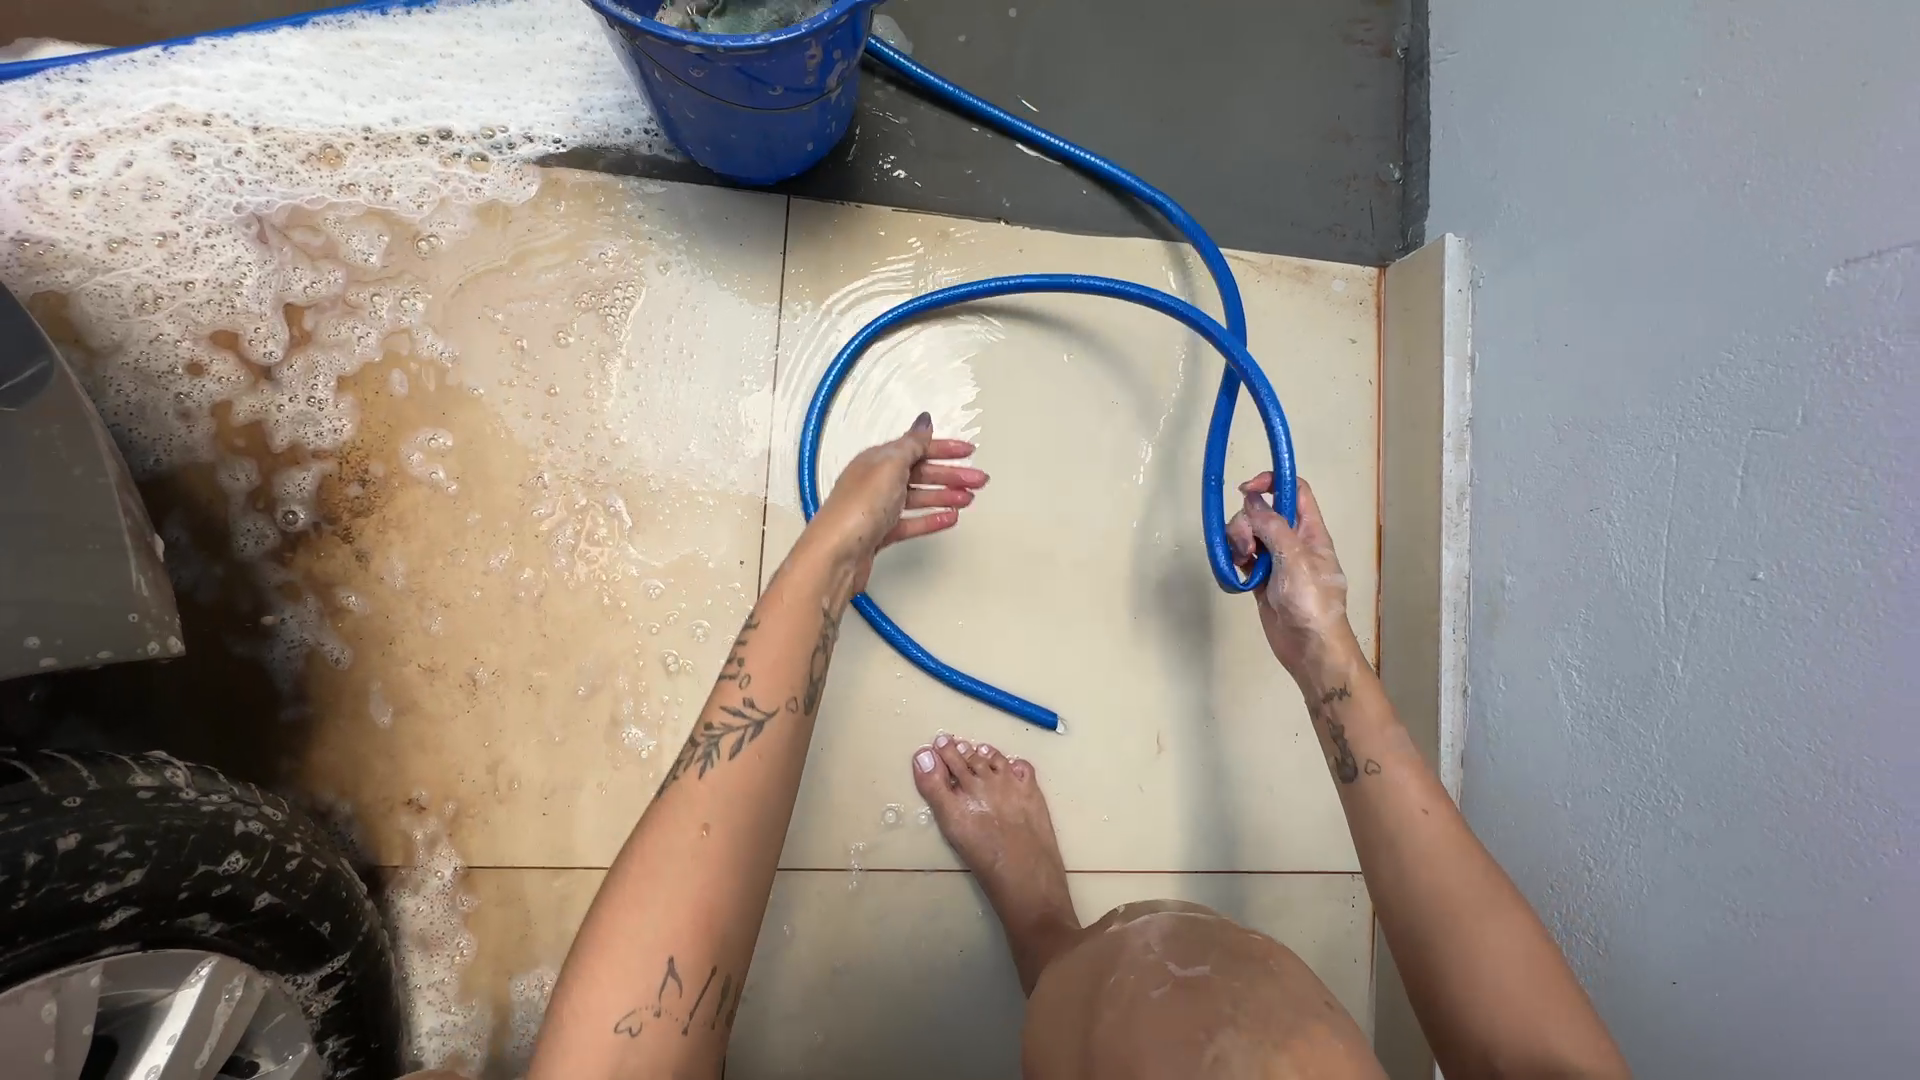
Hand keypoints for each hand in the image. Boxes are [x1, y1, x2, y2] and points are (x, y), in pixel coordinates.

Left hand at [808, 413, 986, 592]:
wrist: (836, 555)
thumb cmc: (858, 508)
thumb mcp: (889, 466)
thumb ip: (911, 444)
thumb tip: (924, 421)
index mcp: (877, 460)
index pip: (916, 448)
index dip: (944, 449)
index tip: (969, 451)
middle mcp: (876, 482)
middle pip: (921, 473)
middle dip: (952, 475)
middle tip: (979, 480)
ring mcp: (878, 509)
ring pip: (918, 498)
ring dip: (945, 496)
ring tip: (969, 499)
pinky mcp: (881, 534)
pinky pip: (912, 522)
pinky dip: (931, 519)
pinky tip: (949, 518)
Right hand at [1226, 474, 1359, 681]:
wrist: (1309, 648)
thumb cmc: (1312, 602)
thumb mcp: (1295, 559)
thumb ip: (1273, 526)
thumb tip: (1252, 499)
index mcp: (1310, 531)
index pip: (1293, 491)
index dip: (1271, 482)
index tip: (1246, 489)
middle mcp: (1293, 541)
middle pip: (1262, 512)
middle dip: (1246, 522)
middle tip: (1246, 546)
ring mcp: (1276, 560)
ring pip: (1248, 534)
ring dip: (1238, 542)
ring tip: (1243, 563)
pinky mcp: (1261, 579)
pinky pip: (1242, 557)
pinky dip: (1236, 560)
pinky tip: (1239, 573)